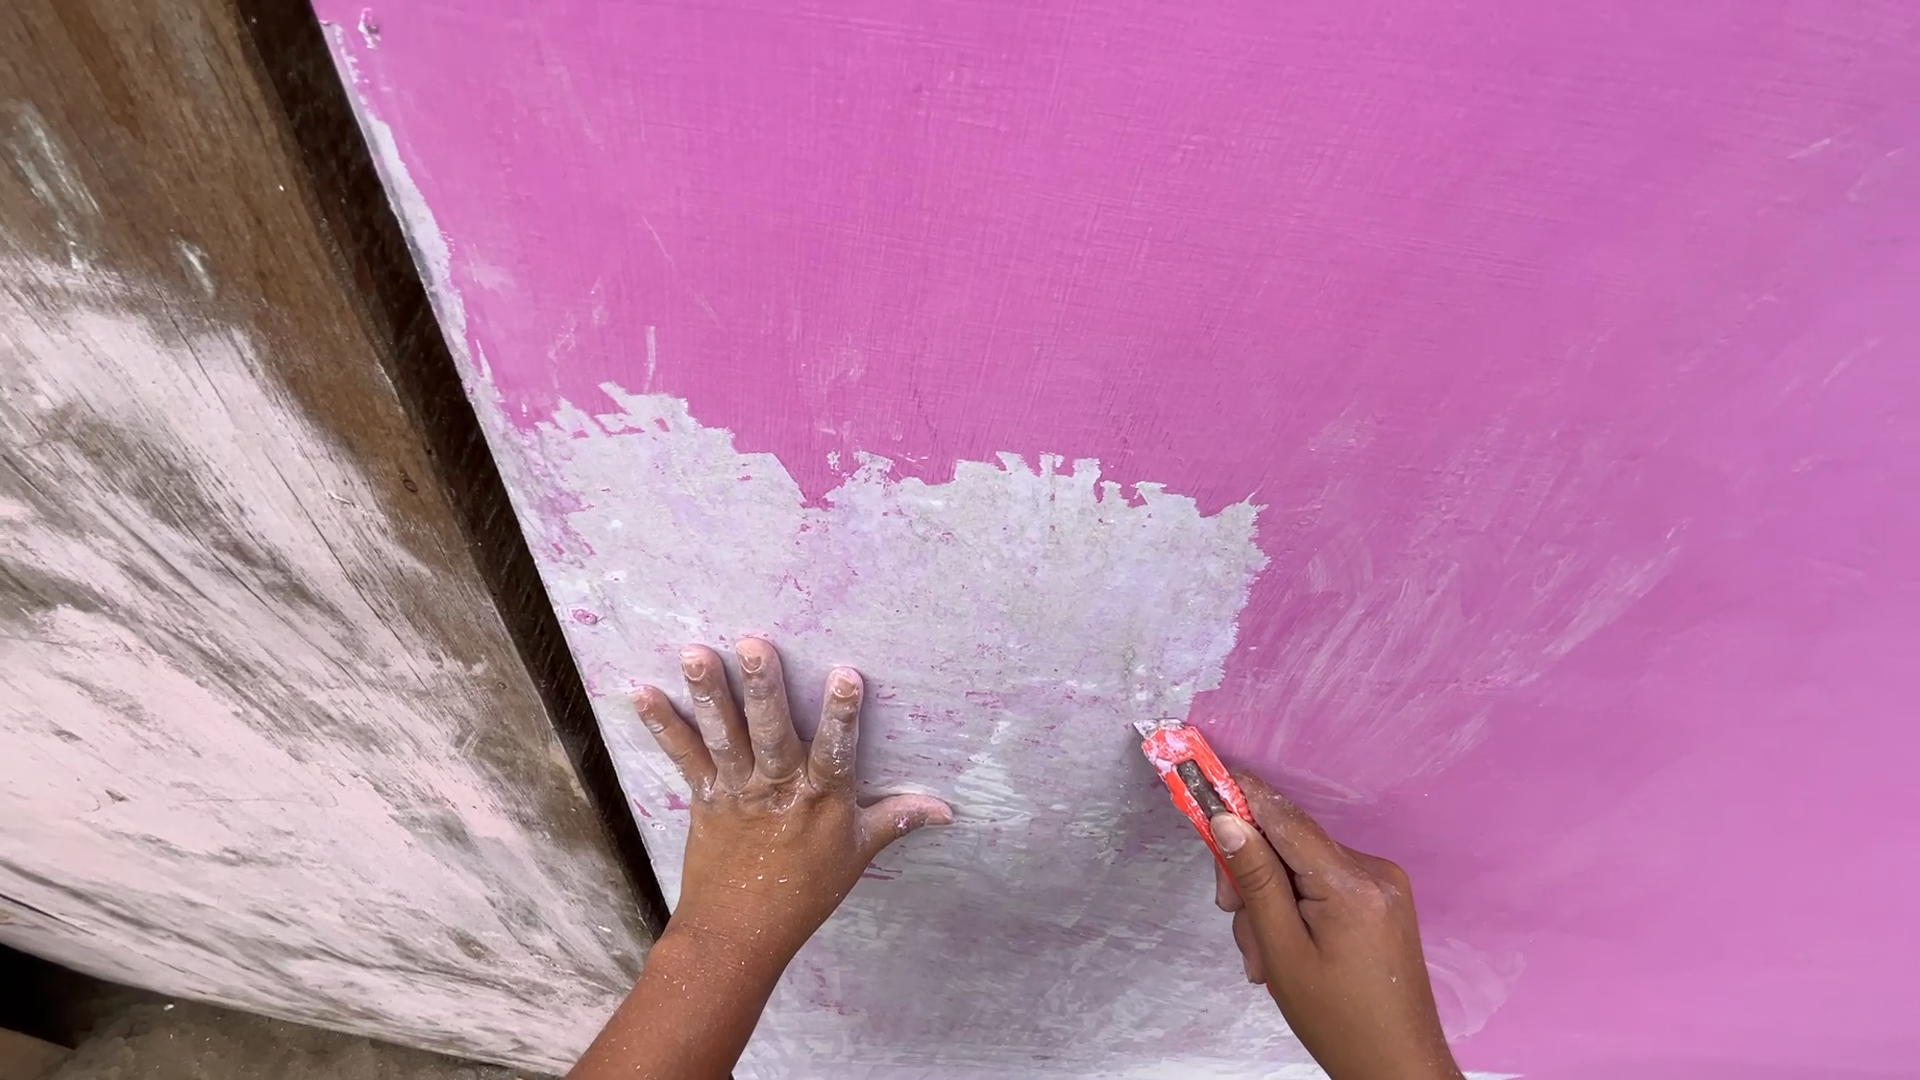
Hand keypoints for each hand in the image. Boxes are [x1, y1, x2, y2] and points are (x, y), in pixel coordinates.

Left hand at [636, 638, 952, 971]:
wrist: (738, 935)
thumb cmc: (806, 891)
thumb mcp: (858, 852)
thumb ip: (898, 818)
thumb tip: (948, 809)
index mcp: (821, 798)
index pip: (837, 750)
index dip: (842, 714)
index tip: (845, 674)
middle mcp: (777, 788)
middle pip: (771, 733)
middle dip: (763, 688)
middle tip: (753, 646)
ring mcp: (736, 790)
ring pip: (724, 736)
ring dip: (709, 694)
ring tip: (696, 654)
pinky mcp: (704, 796)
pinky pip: (682, 756)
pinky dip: (662, 724)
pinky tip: (642, 692)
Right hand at [1210, 770, 1463, 1079]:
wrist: (1400, 1074)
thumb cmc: (1337, 1021)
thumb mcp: (1281, 950)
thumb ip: (1254, 878)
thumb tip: (1226, 819)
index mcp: (1351, 883)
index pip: (1282, 815)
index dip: (1237, 794)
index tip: (1198, 780)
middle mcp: (1371, 869)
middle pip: (1286, 840)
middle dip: (1249, 870)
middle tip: (1229, 910)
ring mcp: (1379, 882)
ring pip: (1296, 862)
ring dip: (1267, 896)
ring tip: (1261, 951)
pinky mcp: (1378, 896)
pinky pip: (1317, 879)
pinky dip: (1291, 902)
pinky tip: (1282, 943)